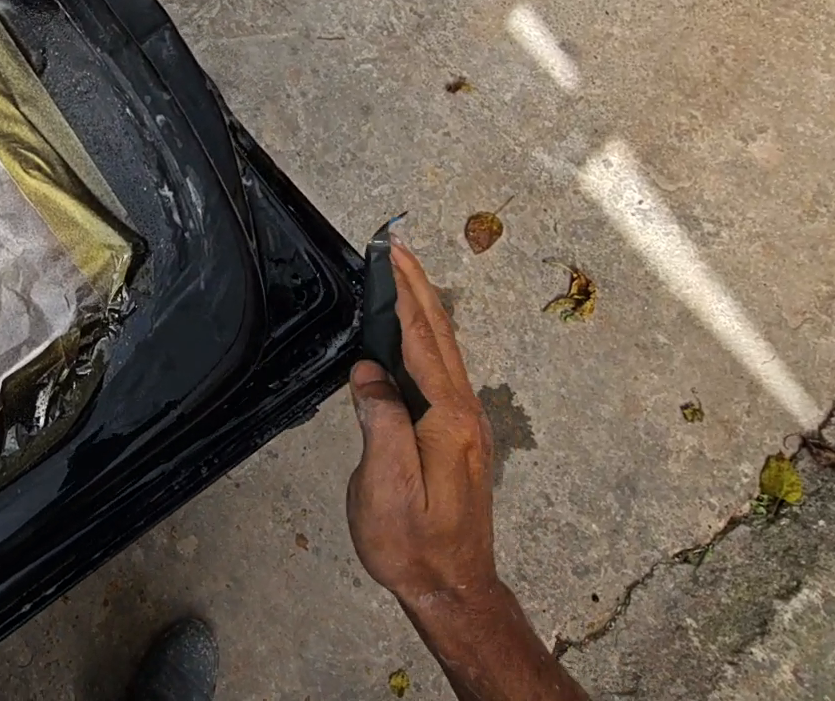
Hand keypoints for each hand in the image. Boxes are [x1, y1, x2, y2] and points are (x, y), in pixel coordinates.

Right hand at [346, 241, 589, 700]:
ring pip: (445, 348)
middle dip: (419, 286)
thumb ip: (382, 424)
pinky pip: (441, 366)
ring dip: (424, 305)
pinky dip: (426, 334)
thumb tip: (369, 370)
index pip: (423, 340)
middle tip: (397, 247)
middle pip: (441, 335)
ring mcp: (464, 421)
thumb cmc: (411, 544)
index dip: (405, 295)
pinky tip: (413, 329)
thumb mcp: (386, 490)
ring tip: (402, 273)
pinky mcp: (457, 432)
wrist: (453, 588)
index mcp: (446, 418)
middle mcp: (463, 411)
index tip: (390, 256)